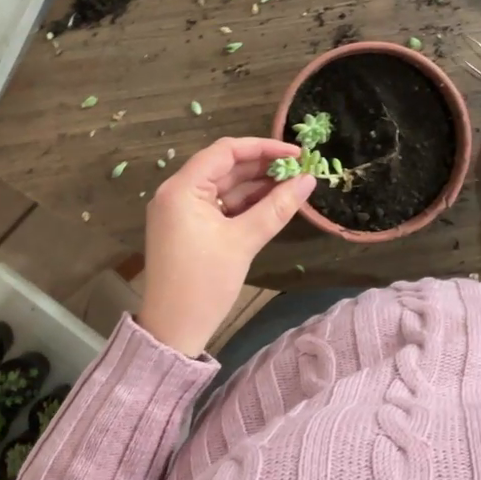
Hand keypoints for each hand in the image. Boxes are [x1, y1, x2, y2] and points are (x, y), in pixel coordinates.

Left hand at [138, 137, 316, 355]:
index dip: (263, 148)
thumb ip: (277, 207)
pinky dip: (245, 202)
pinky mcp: (189, 227)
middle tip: (301, 169)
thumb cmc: (204, 284)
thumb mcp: (243, 242)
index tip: (297, 153)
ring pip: (225, 186)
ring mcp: (182, 210)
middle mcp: (177, 192)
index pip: (226, 151)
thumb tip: (309, 180)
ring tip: (294, 184)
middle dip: (263, 166)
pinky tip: (273, 202)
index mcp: (182, 188)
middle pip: (225, 166)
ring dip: (257, 184)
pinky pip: (221, 204)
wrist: (172, 331)